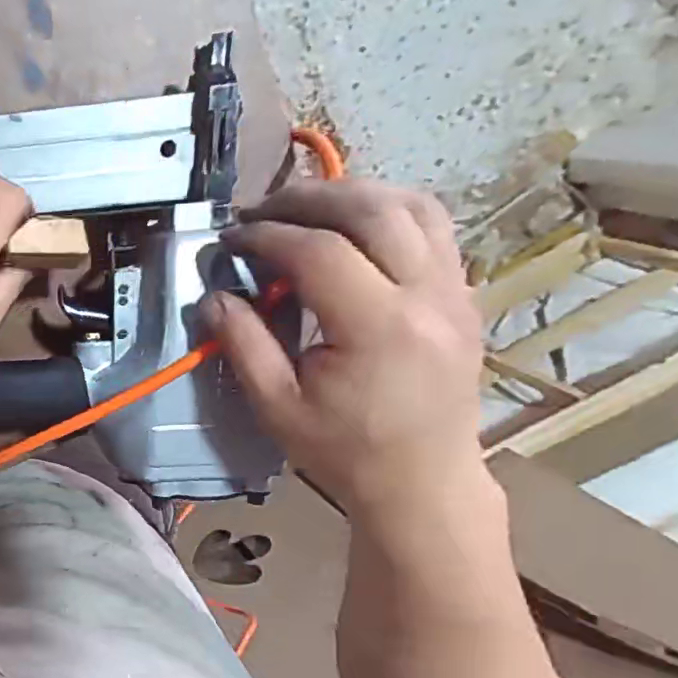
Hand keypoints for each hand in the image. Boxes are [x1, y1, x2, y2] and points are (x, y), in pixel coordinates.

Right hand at [205, 180, 488, 510]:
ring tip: (308, 209)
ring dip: (354, 194)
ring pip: (411, 205)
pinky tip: (356, 228)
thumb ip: (244, 345)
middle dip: (308, 199)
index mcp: (379, 330)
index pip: (319, 252)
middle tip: (263, 210)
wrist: (425, 483)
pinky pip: (433, 227)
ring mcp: (455, 292)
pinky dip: (390, 212)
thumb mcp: (279, 409)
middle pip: (370, 209)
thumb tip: (214, 296)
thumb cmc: (348, 454)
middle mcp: (428, 297)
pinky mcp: (463, 296)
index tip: (234, 239)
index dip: (268, 236)